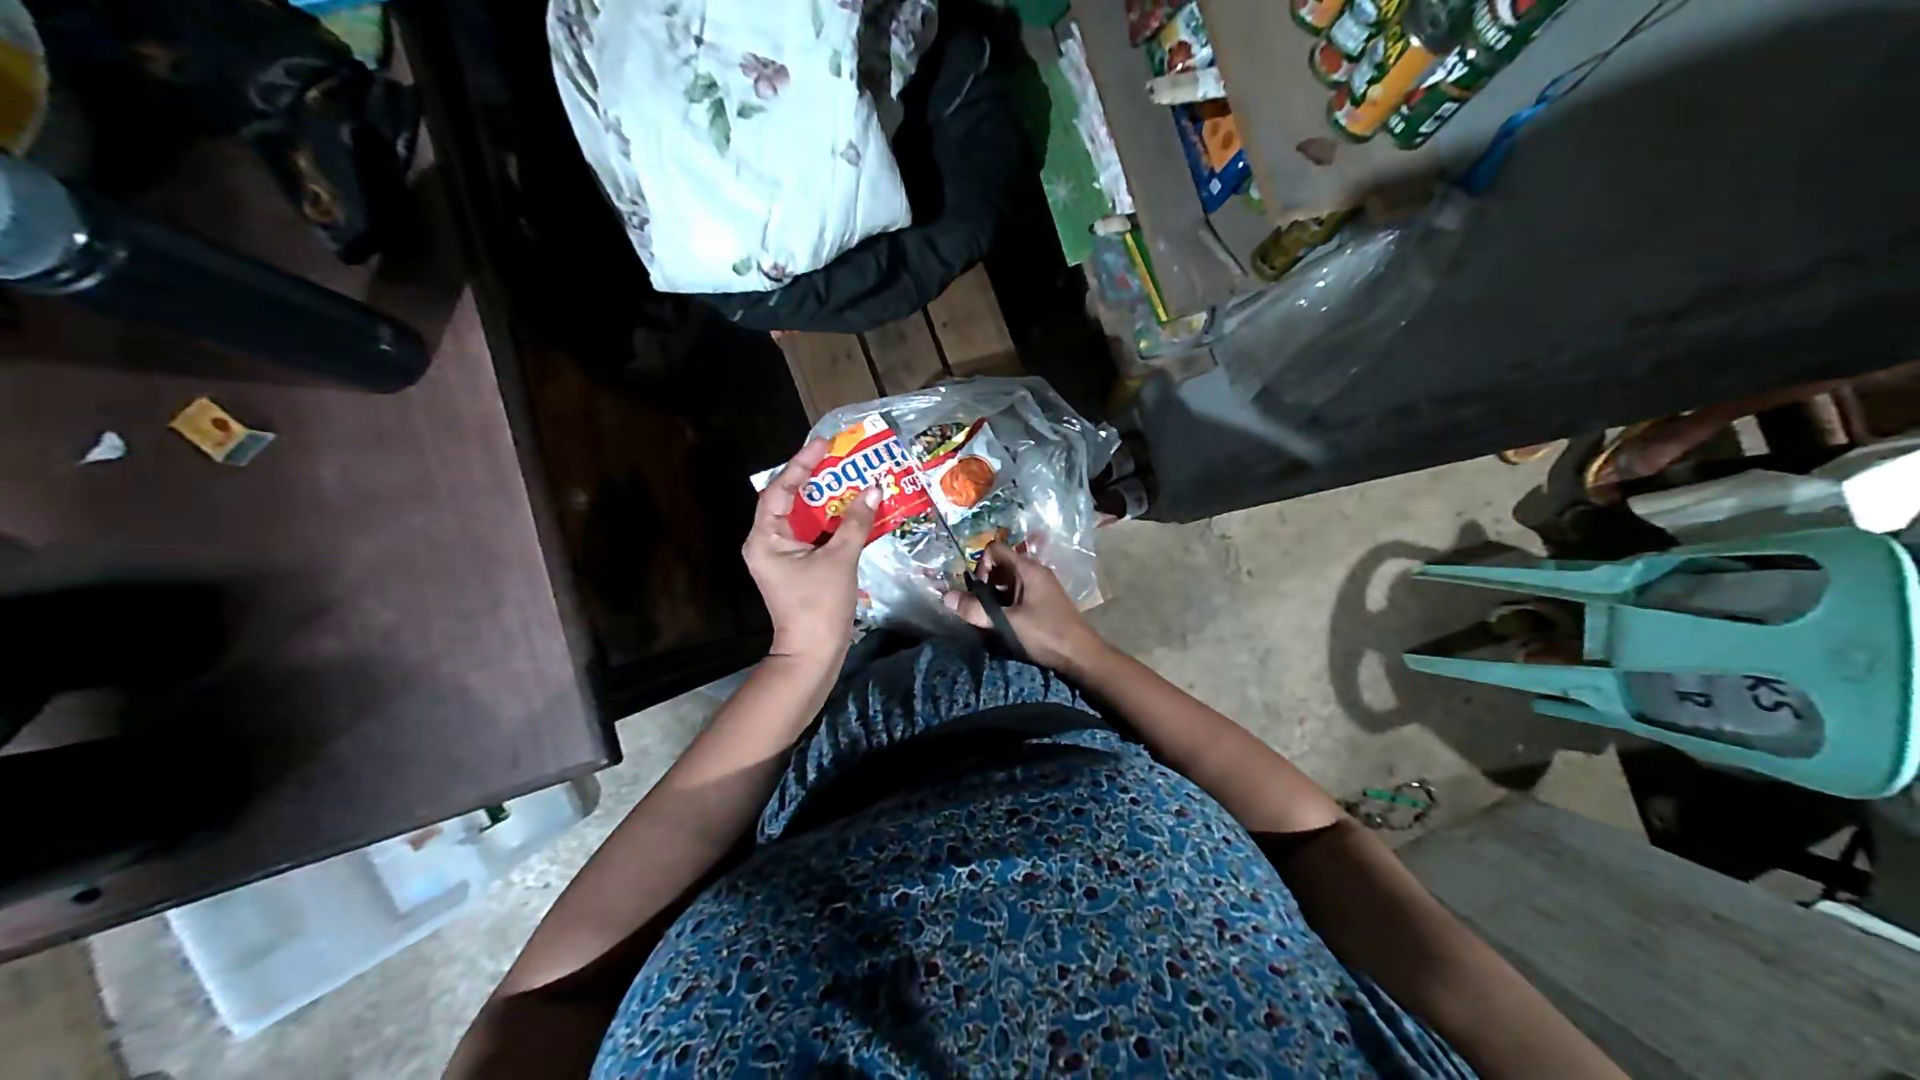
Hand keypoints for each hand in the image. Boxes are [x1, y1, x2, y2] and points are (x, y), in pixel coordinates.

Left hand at [744, 439, 878, 666]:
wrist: (813, 654)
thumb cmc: (819, 606)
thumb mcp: (840, 560)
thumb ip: (854, 523)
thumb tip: (873, 490)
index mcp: (765, 539)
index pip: (778, 491)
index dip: (800, 465)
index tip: (823, 444)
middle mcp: (767, 543)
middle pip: (789, 501)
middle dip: (815, 480)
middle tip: (841, 459)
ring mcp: (781, 557)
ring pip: (803, 518)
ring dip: (826, 501)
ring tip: (851, 479)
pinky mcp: (796, 567)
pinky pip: (812, 535)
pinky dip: (830, 523)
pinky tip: (852, 512)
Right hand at [943, 541, 1110, 675]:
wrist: (1081, 656)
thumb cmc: (1046, 634)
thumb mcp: (1008, 622)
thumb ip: (976, 610)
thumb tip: (946, 597)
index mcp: (1028, 569)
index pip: (995, 549)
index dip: (981, 564)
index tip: (978, 589)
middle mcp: (1034, 572)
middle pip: (999, 565)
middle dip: (984, 583)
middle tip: (978, 606)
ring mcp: (1039, 587)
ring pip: (1006, 582)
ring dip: (993, 596)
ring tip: (986, 617)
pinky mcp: (1041, 602)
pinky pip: (1016, 594)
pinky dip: (1004, 604)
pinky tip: (1001, 623)